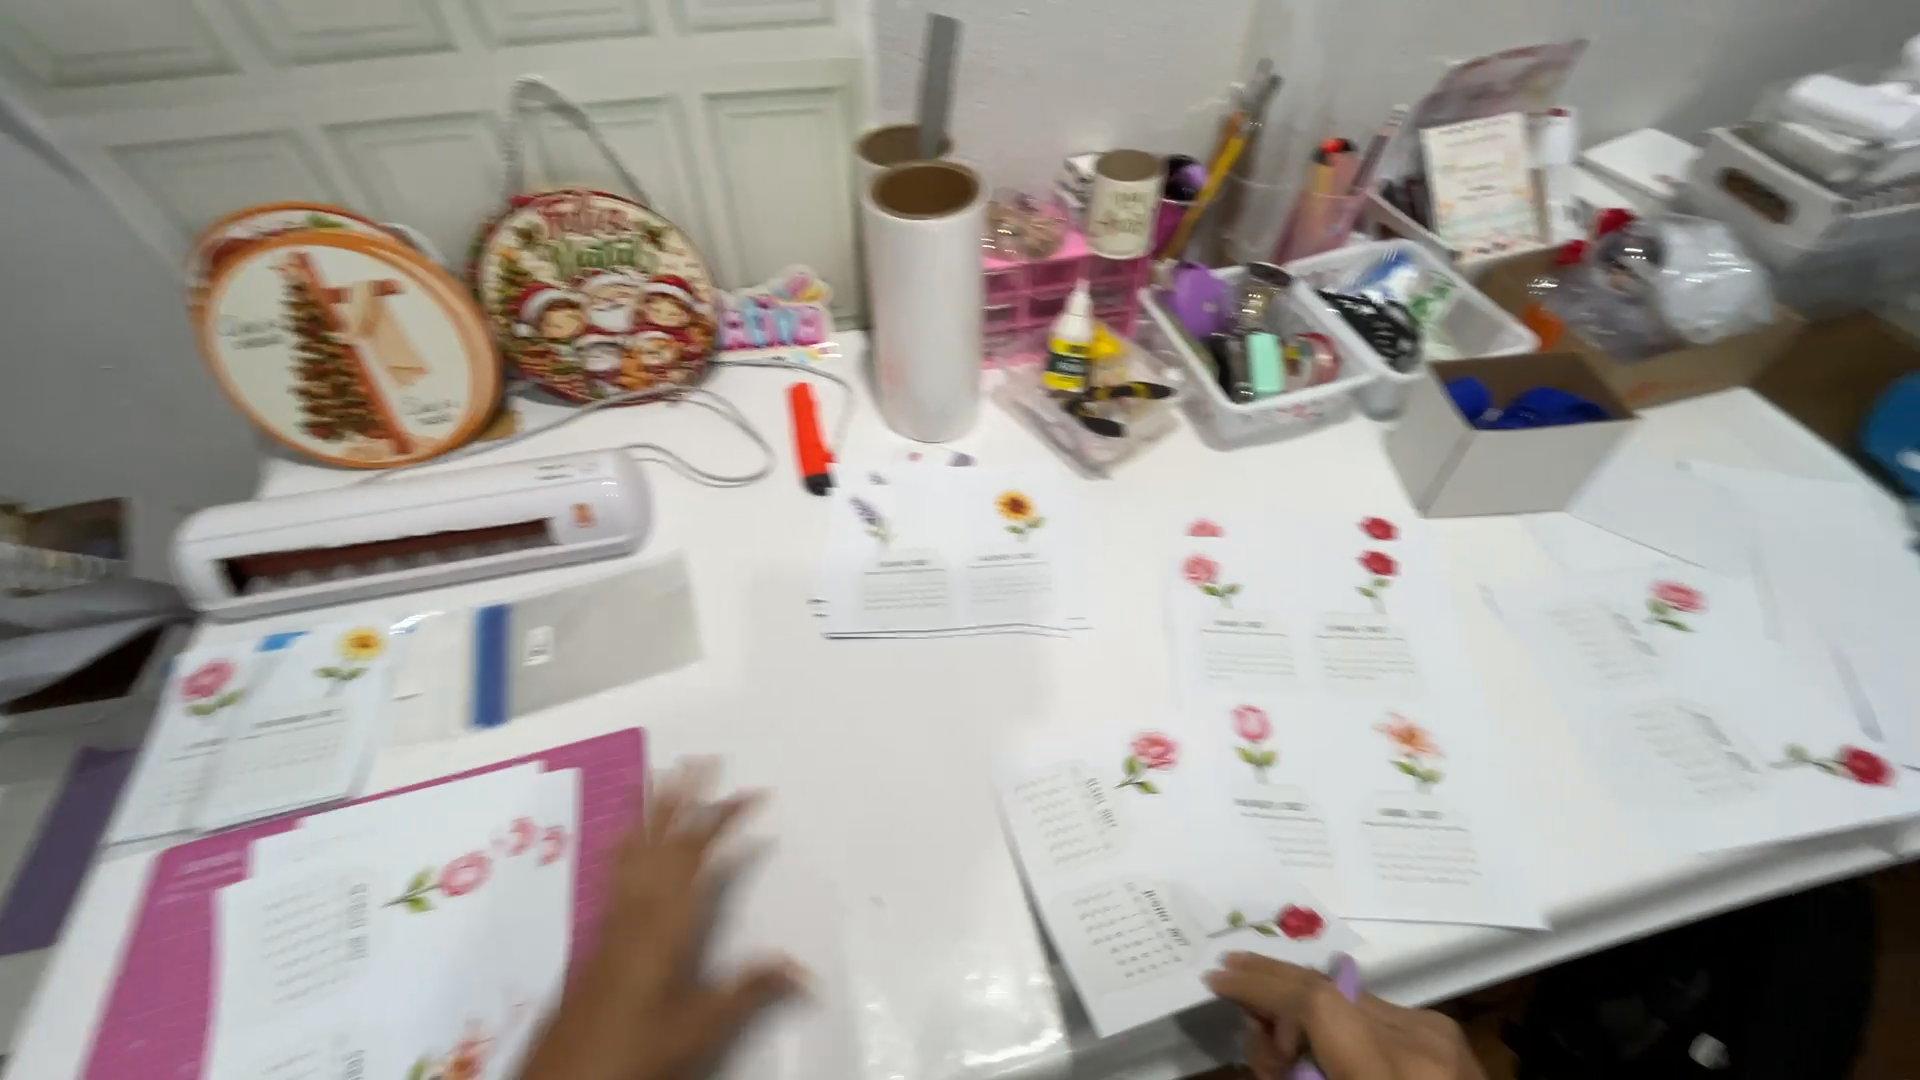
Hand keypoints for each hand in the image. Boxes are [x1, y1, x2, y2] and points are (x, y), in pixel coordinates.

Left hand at [519, 761, 804, 1079]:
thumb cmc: (630, 1052)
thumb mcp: (696, 1029)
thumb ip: (748, 992)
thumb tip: (805, 968)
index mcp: (664, 923)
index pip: (697, 855)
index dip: (724, 819)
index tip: (754, 794)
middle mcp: (637, 910)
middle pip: (662, 840)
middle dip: (685, 797)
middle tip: (704, 760)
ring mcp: (613, 919)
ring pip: (636, 849)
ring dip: (654, 809)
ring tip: (665, 775)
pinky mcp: (598, 934)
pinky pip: (616, 870)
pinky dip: (626, 842)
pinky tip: (625, 835)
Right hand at [1204, 952, 1485, 1079]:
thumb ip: (1290, 1072)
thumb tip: (1262, 1024)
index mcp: (1390, 1077)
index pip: (1316, 1003)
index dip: (1260, 986)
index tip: (1217, 981)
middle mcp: (1419, 1044)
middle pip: (1324, 986)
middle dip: (1269, 981)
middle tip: (1230, 983)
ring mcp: (1437, 1033)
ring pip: (1343, 993)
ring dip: (1299, 1001)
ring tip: (1274, 1029)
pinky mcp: (1444, 1031)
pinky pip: (1369, 1008)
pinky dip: (1335, 1015)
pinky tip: (1314, 1032)